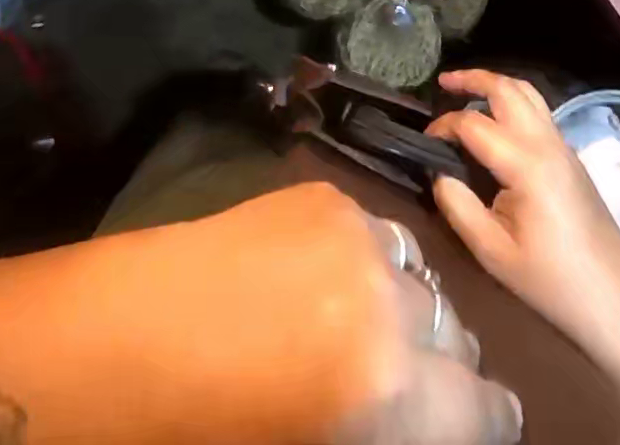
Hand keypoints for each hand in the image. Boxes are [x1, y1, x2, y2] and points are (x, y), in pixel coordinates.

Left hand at [216, 185, 522, 444]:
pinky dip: (371, 259)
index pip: (483, 407)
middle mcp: (387, 299)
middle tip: (408, 375)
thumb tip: (417, 413)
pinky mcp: (325, 197)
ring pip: (418, 272)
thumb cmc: (214, 421)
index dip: (488, 418)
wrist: (130, 330)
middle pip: (453, 329)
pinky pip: (376, 232)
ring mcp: (355, 233)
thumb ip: (386, 422)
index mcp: (388, 385)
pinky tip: (332, 273)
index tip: (484, 419)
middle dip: (441, 359)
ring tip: (370, 319)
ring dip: (407, 302)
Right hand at [427, 74, 619, 444]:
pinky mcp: (570, 156)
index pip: (474, 124)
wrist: (616, 299)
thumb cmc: (552, 281)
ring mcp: (563, 146)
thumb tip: (439, 173)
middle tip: (442, 82)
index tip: (425, 142)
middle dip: (473, 78)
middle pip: (508, 89)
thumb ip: (457, 205)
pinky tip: (495, 120)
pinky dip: (511, 100)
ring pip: (528, 93)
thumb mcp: (492, 252)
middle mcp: (547, 143)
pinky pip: (538, 110)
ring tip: (466, 90)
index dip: (444, 126)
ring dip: (495, 84)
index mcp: (526, 164)